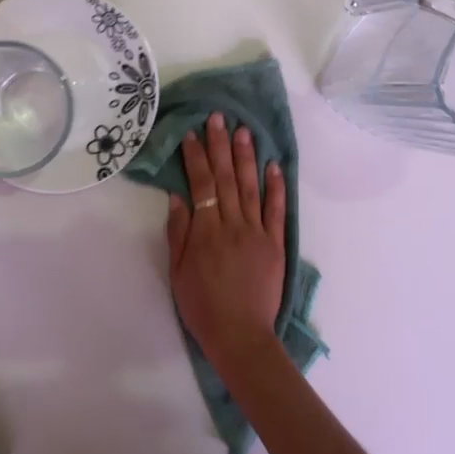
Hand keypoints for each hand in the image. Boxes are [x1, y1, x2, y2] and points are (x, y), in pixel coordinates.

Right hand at [167, 112, 287, 368]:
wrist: (240, 336)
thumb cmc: (202, 307)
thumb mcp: (177, 272)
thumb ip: (178, 233)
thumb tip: (178, 196)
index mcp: (205, 231)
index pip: (200, 184)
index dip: (195, 157)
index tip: (192, 134)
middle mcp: (232, 225)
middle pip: (225, 178)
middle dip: (220, 146)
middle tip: (219, 118)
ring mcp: (257, 233)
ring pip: (251, 187)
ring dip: (246, 157)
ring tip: (244, 131)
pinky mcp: (276, 244)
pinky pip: (277, 210)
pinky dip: (276, 187)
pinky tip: (273, 165)